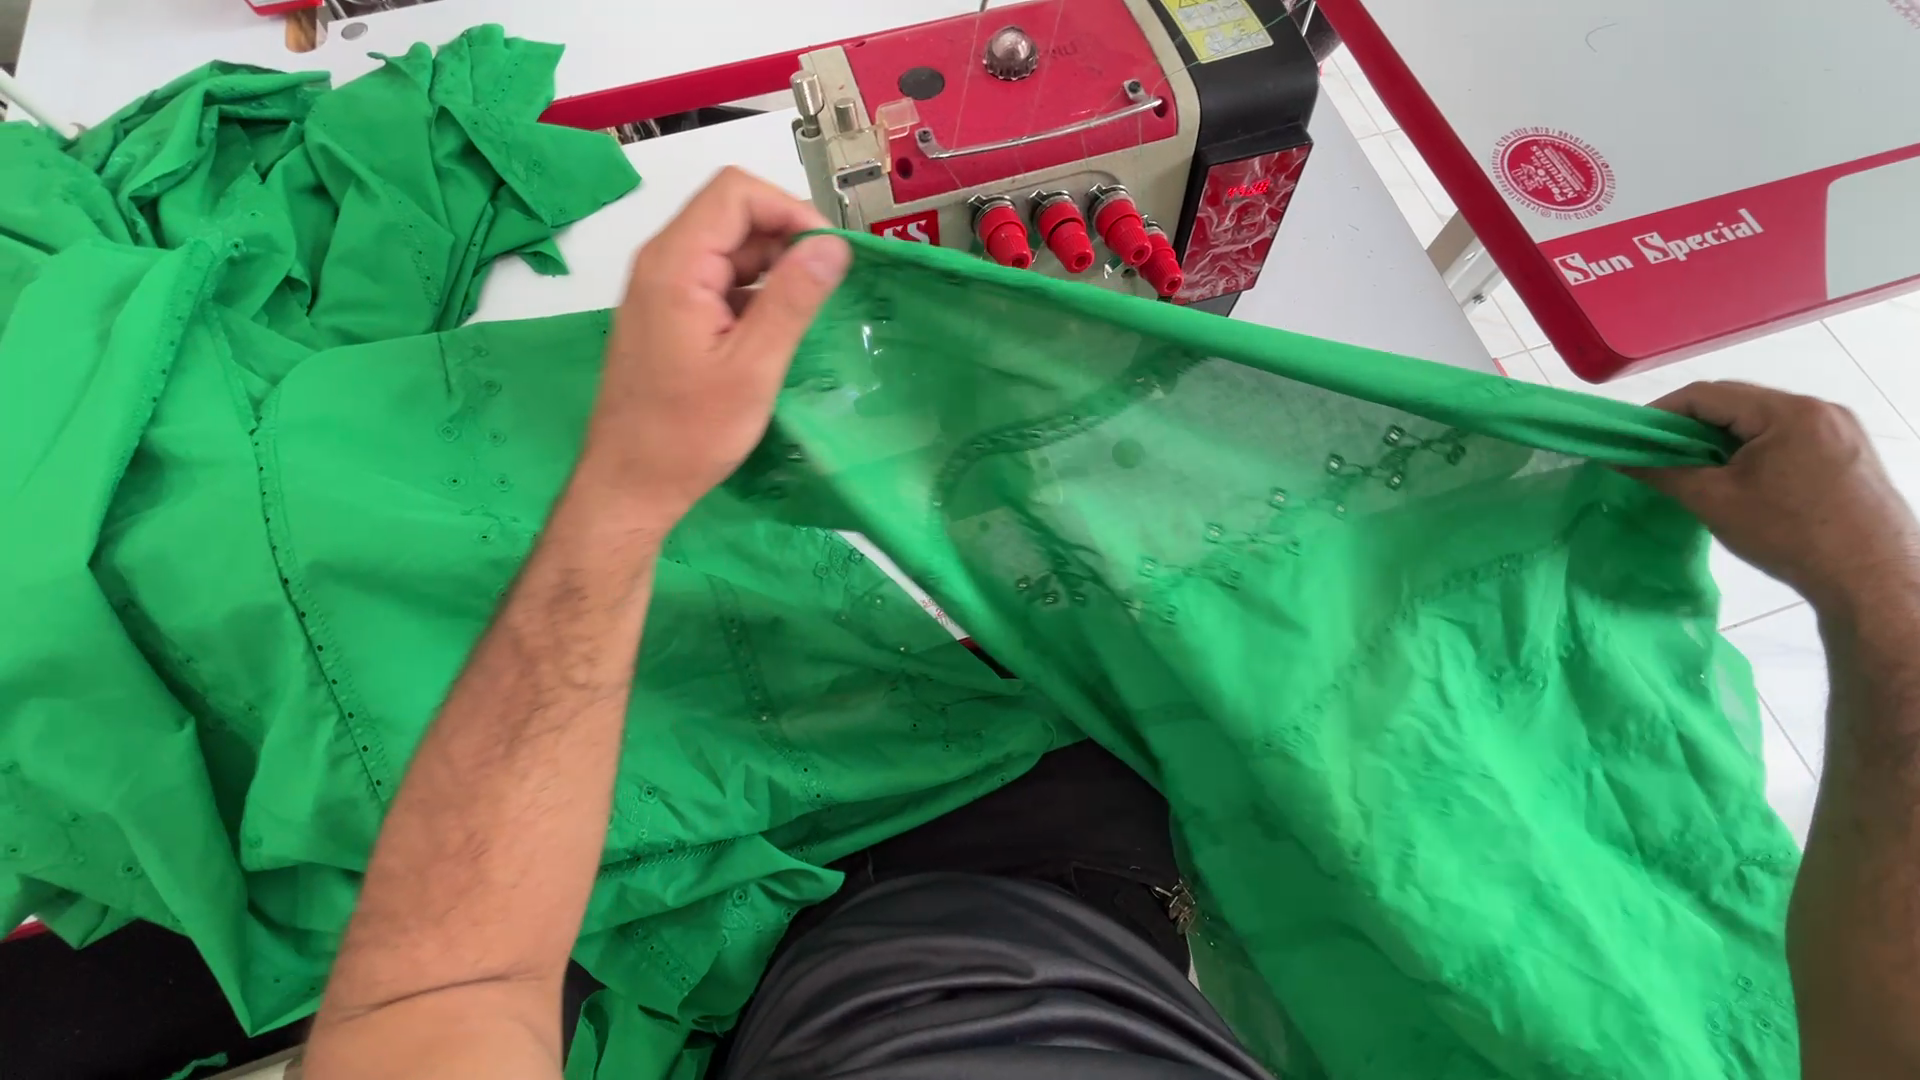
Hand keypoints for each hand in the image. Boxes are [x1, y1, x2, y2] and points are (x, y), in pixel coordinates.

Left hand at [573, 167, 850, 532]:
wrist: (632, 483)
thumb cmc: (689, 434)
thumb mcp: (752, 368)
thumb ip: (792, 300)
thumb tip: (833, 245)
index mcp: (676, 264)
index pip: (736, 193)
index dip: (790, 211)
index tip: (829, 256)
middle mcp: (662, 263)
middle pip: (732, 216)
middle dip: (786, 239)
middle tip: (827, 287)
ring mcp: (662, 290)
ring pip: (727, 250)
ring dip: (773, 269)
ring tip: (809, 311)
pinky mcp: (668, 316)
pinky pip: (717, 283)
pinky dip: (754, 293)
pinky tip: (777, 331)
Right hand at [1629, 381, 1919, 606]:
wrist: (1870, 576)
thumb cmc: (1786, 533)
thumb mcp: (1711, 499)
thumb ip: (1659, 471)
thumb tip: (1614, 458)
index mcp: (1788, 413)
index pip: (1705, 395)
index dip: (1657, 413)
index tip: (1628, 438)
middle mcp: (1819, 410)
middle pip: (1734, 401)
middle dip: (1686, 424)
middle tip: (1652, 453)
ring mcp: (1838, 428)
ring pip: (1757, 418)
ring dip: (1715, 436)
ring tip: (1688, 466)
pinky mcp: (1845, 449)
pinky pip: (1782, 434)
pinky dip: (1746, 446)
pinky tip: (1730, 473)